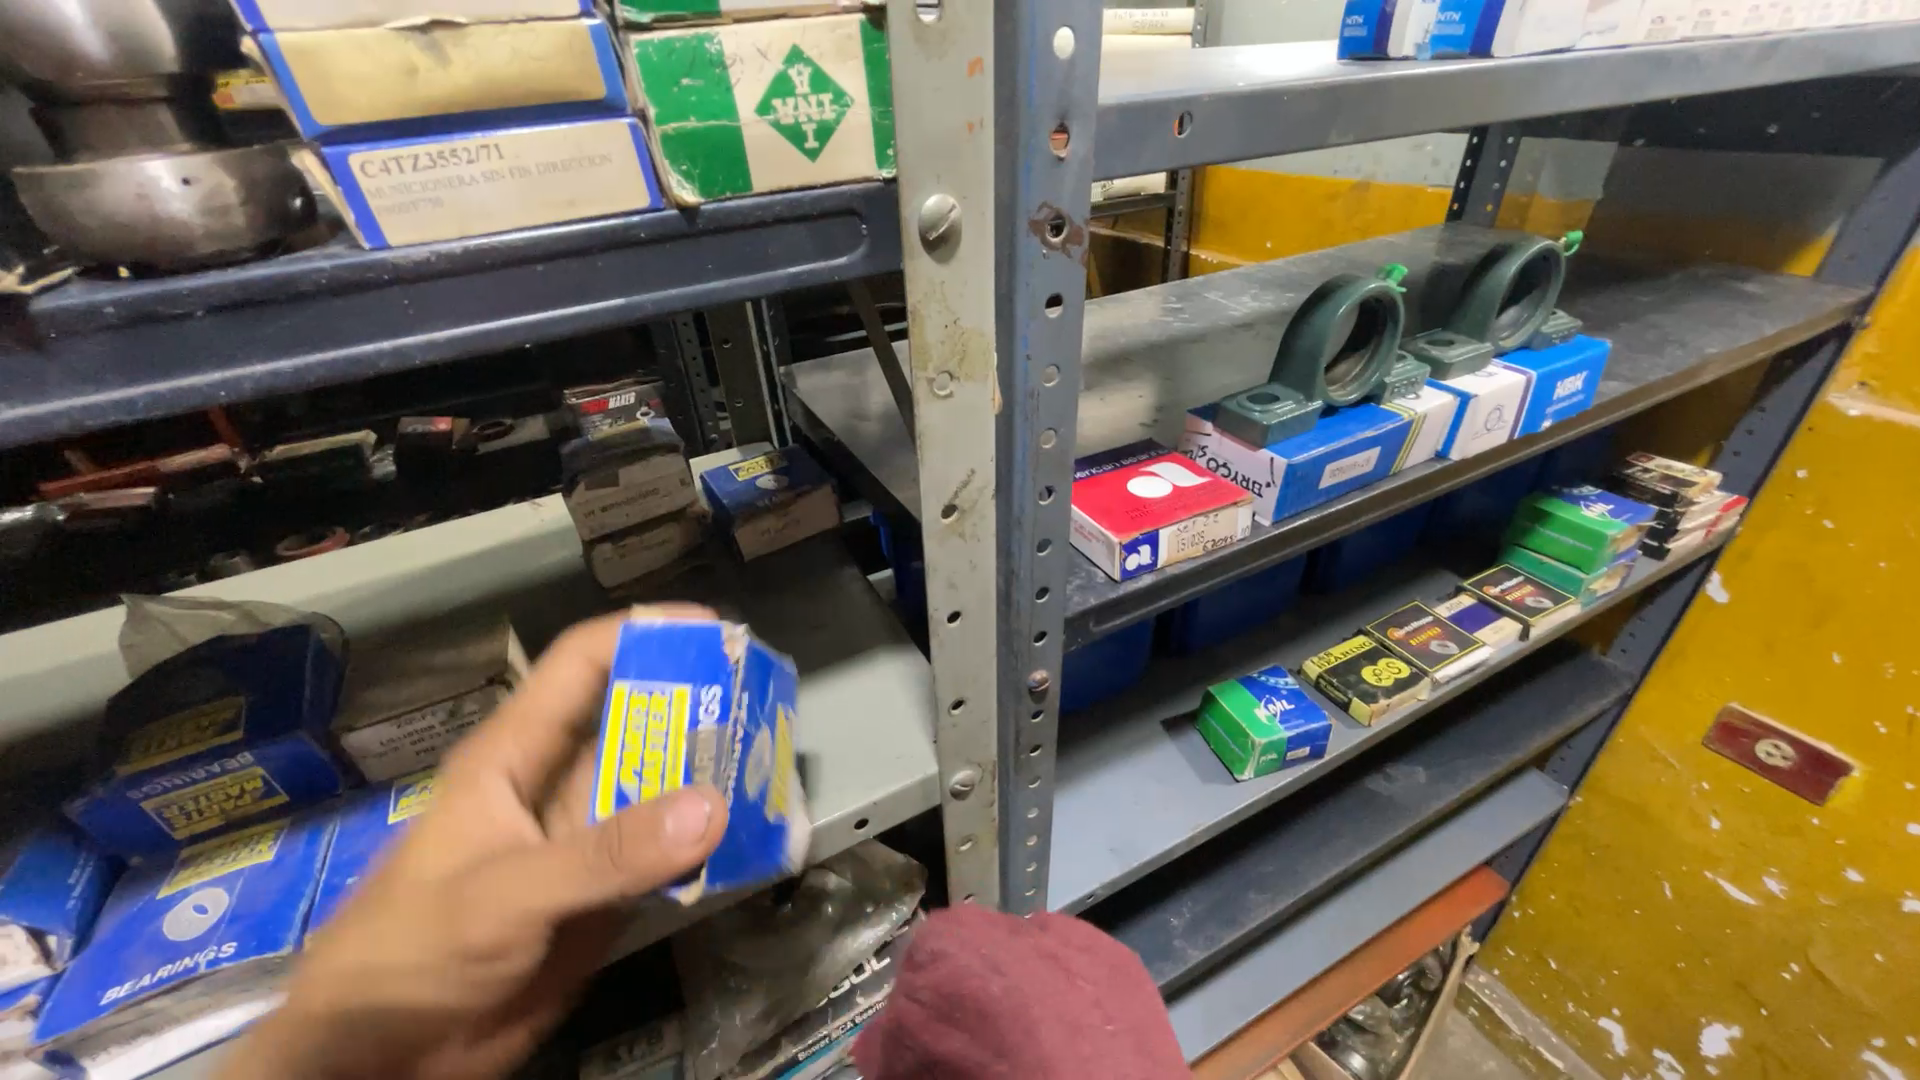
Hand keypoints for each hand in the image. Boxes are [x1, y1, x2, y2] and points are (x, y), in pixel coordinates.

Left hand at [225, 608, 729, 1079]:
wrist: (378, 1065)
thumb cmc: (409, 957)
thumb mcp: (503, 895)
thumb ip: (605, 854)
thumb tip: (712, 805)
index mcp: (516, 754)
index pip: (582, 663)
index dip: (644, 633)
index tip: (714, 630)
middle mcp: (559, 782)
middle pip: (639, 719)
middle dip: (700, 702)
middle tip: (766, 700)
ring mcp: (586, 837)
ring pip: (662, 784)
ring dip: (713, 772)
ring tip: (775, 760)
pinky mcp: (608, 889)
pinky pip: (670, 849)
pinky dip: (711, 839)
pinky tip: (754, 833)